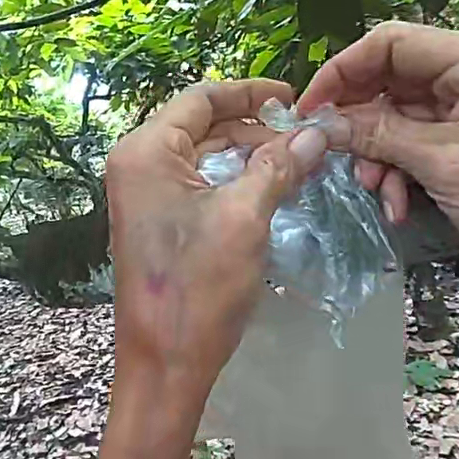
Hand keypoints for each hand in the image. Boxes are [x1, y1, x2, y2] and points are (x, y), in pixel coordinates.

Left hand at [65, 79, 329, 458]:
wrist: (165, 365)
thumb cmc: (199, 288)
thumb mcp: (245, 217)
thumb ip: (279, 166)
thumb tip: (319, 132)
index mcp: (146, 151)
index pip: (201, 98)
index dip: (251, 93)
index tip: (294, 100)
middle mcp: (139, 165)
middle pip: (204, 127)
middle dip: (256, 130)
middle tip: (307, 140)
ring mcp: (146, 197)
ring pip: (206, 159)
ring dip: (250, 158)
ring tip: (299, 164)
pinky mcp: (159, 224)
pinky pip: (201, 188)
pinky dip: (236, 184)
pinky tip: (273, 190)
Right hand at [299, 22, 458, 356]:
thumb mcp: (443, 165)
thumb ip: (377, 135)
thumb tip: (319, 123)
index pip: (392, 42)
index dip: (341, 72)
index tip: (309, 112)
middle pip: (396, 79)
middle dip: (363, 123)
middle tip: (335, 159)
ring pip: (406, 115)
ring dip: (382, 154)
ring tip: (377, 194)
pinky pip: (426, 139)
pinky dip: (405, 168)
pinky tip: (400, 205)